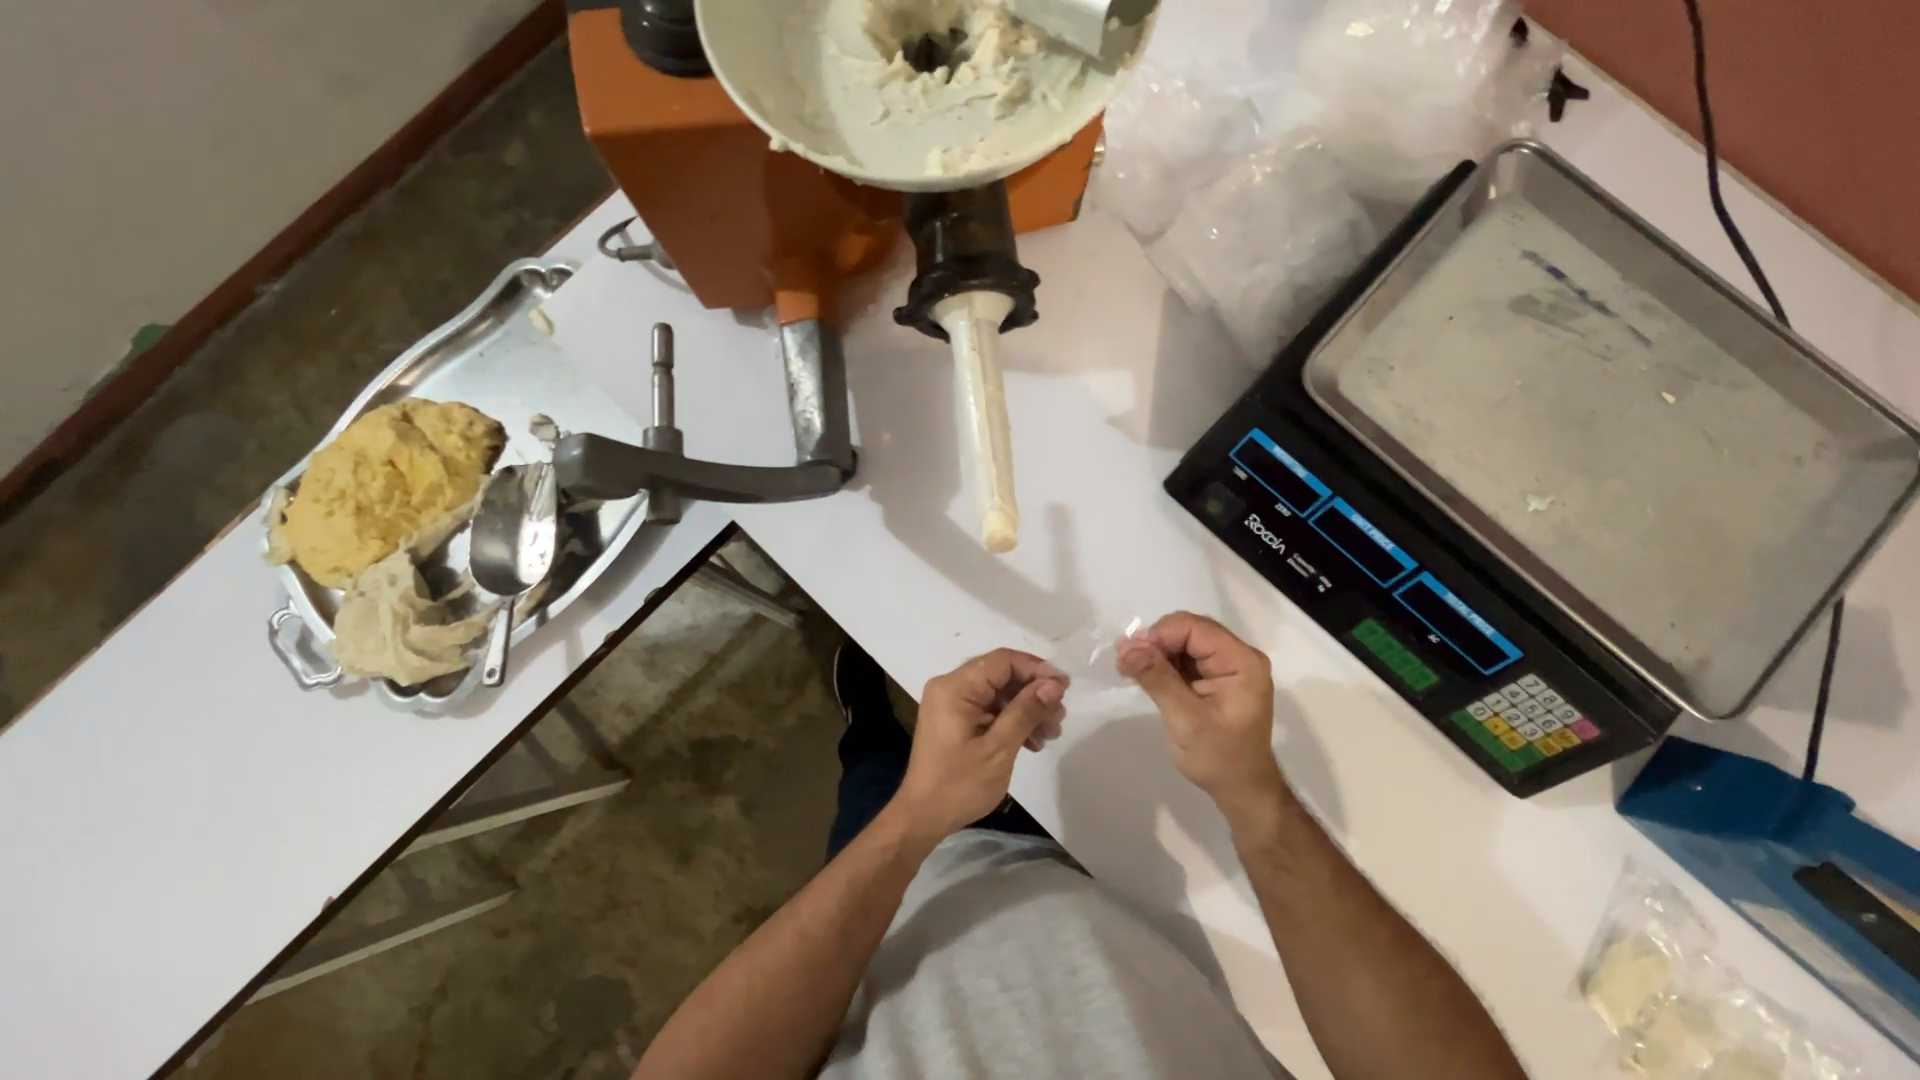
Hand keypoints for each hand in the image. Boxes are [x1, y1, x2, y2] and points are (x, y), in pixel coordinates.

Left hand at [891, 649, 1068, 840]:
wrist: (924, 817)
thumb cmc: (959, 784)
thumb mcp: (999, 748)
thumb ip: (1026, 711)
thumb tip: (1054, 684)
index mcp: (955, 687)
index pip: (1002, 661)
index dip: (1036, 669)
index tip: (1064, 689)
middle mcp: (950, 687)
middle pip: (1002, 675)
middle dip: (1034, 693)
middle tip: (1058, 718)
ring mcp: (952, 704)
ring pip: (999, 693)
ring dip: (1027, 710)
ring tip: (1050, 734)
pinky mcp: (956, 720)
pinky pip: (990, 709)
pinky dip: (1012, 721)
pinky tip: (1033, 742)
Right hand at [1119, 613, 1287, 821]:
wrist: (1241, 789)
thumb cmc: (1219, 757)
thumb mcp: (1185, 720)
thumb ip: (1158, 679)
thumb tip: (1127, 646)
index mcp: (1241, 662)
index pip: (1195, 628)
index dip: (1160, 634)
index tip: (1130, 654)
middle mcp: (1239, 657)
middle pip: (1190, 631)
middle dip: (1156, 642)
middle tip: (1126, 662)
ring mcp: (1228, 667)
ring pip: (1185, 642)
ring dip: (1156, 652)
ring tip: (1130, 669)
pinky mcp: (1216, 679)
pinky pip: (1186, 658)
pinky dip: (1163, 663)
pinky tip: (1144, 675)